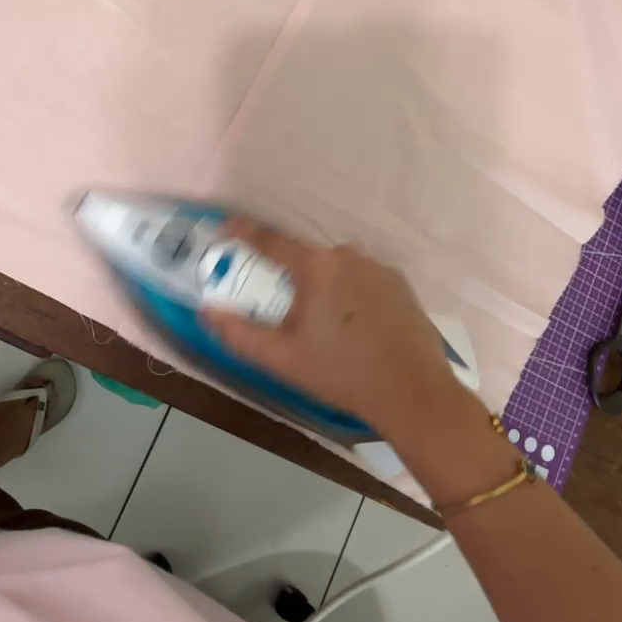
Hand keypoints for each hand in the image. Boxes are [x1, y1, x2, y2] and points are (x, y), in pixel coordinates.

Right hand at [201, 219, 476, 439]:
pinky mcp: (400, 284)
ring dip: (320, 287)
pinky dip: (348, 295)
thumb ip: (240, 334)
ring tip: (320, 326)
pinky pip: (361, 280)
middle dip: (287, 277)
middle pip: (304, 258)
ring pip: (334, 270)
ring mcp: (379, 267)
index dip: (243, 231)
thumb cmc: (342, 373)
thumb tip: (207, 312)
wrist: (414, 393)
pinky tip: (351, 327)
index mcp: (317, 266)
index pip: (271, 239)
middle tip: (279, 308)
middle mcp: (348, 255)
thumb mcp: (282, 359)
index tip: (224, 228)